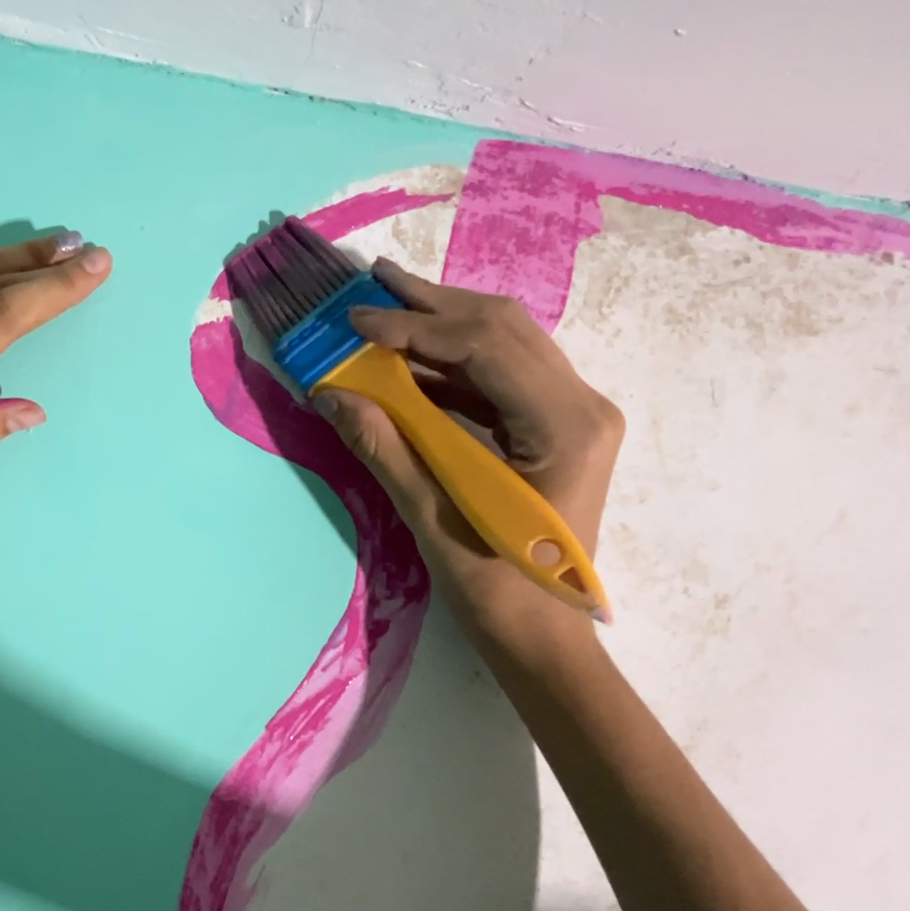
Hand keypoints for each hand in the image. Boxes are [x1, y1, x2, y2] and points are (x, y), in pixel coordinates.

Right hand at [315, 259, 623, 656]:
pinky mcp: (553, 425)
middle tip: (373, 279)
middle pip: (502, 327)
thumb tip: (329, 394)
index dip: (415, 325)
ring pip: (504, 342)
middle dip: (430, 302)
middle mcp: (580, 403)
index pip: (484, 346)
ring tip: (386, 300)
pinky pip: (500, 374)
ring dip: (442, 321)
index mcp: (563, 424)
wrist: (541, 631)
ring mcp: (571, 412)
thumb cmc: (493, 585)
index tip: (355, 318)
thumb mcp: (431, 515)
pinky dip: (451, 357)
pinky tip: (409, 351)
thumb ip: (383, 446)